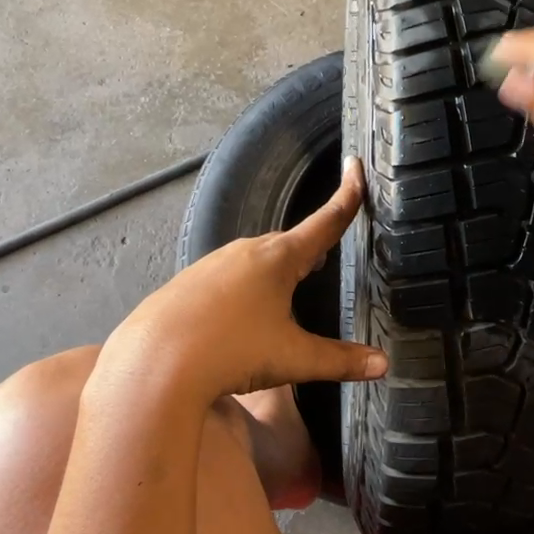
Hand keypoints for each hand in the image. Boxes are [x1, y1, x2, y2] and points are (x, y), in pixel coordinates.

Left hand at [106, 158, 386, 401]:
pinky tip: (239, 315)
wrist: (151, 365)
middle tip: (324, 255)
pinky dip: (243, 287)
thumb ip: (339, 360)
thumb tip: (382, 365)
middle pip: (287, 243)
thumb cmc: (230, 352)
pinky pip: (225, 277)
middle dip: (308, 247)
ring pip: (254, 260)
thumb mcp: (293, 359)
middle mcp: (244, 252)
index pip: (324, 222)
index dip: (346, 196)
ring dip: (275, 270)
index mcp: (278, 258)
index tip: (355, 167)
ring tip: (287, 290)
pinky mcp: (185, 285)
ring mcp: (210, 266)